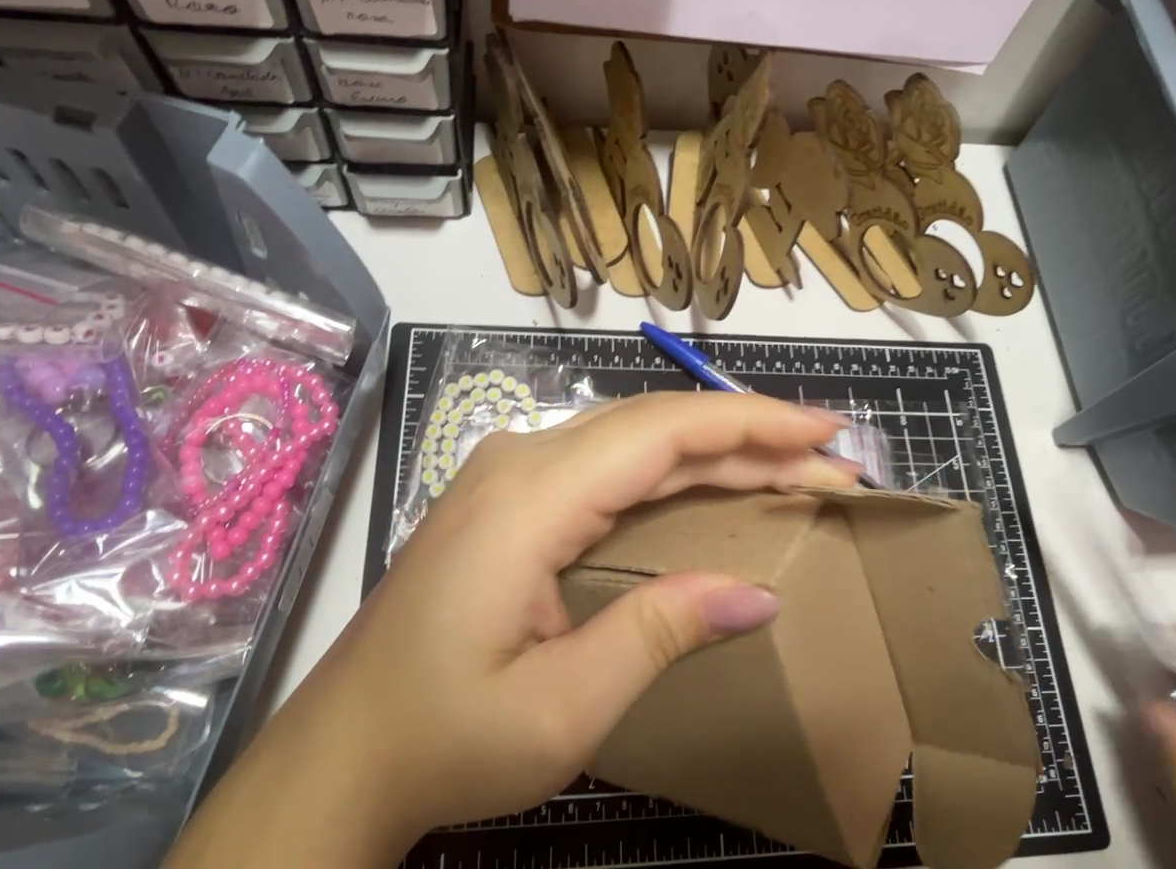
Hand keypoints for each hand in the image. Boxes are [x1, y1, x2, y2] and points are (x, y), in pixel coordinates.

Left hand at [167, 392, 860, 868]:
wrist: (343, 752)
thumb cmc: (444, 737)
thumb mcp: (562, 707)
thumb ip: (659, 633)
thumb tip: (759, 592)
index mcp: (530, 498)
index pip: (661, 434)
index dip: (750, 424)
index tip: (827, 430)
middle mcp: (518, 463)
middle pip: (652, 428)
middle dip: (748, 438)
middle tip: (833, 463)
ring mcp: (507, 476)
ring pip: (631, 441)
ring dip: (714, 451)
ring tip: (792, 469)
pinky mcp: (507, 499)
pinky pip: (605, 466)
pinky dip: (671, 473)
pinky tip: (712, 488)